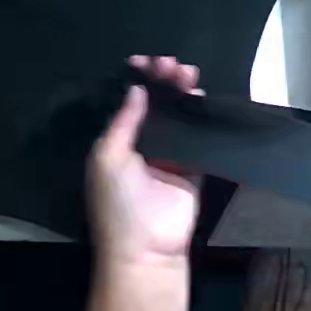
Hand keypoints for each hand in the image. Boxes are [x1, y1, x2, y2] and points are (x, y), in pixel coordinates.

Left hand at [87, 56, 202, 268]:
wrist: (146, 249)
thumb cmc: (117, 202)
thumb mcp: (108, 158)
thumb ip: (124, 121)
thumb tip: (136, 88)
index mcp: (118, 140)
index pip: (129, 102)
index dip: (137, 80)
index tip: (145, 61)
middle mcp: (144, 143)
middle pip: (156, 103)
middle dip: (162, 80)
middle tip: (170, 64)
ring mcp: (170, 154)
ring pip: (178, 114)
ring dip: (182, 91)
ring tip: (186, 73)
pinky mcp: (194, 166)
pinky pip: (199, 136)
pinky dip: (201, 115)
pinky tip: (201, 96)